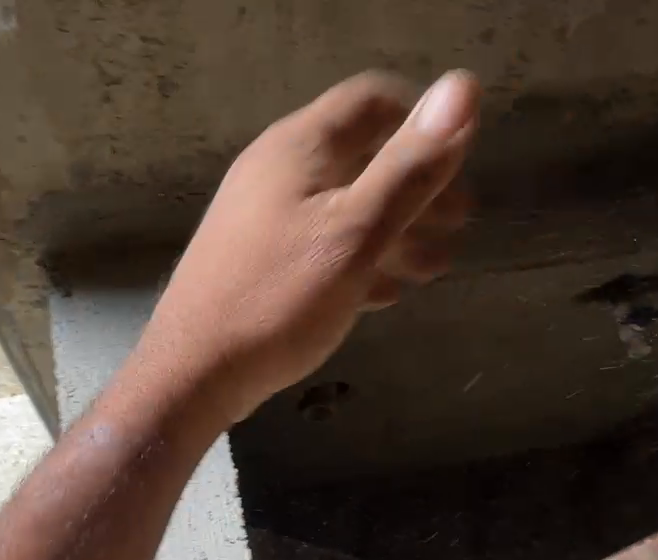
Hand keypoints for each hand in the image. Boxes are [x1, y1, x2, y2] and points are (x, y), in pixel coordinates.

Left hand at [135, 70, 479, 425]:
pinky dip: (358, 264)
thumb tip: (463, 89)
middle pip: (360, 161)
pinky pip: (319, 251)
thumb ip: (408, 169)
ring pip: (342, 212)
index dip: (422, 123)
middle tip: (460, 225)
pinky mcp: (258, 267)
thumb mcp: (354, 234)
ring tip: (436, 267)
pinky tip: (386, 293)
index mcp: (299, 148)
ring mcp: (263, 222)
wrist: (194, 372)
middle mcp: (277, 173)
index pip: (372, 102)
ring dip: (394, 233)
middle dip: (415, 189)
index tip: (459, 165)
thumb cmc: (277, 300)